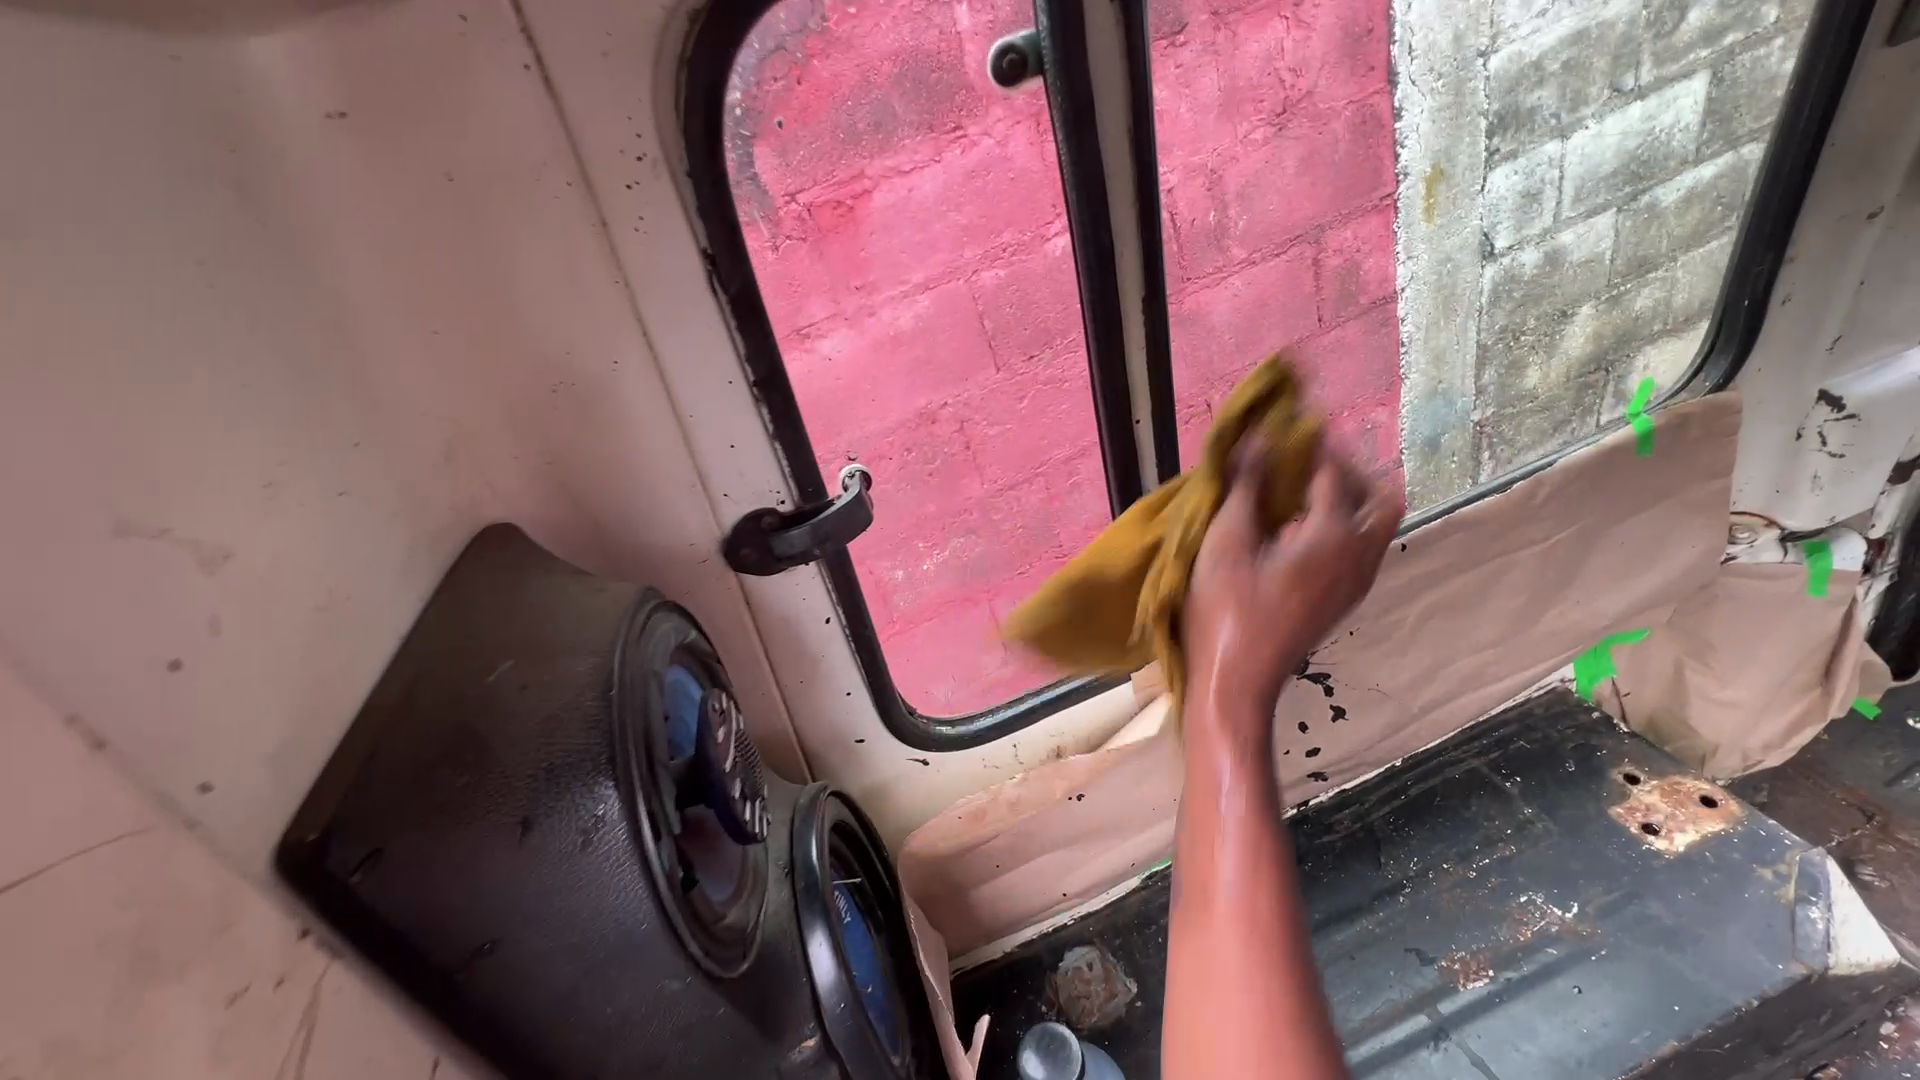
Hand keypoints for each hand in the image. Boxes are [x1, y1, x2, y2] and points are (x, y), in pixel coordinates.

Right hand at [1182, 442, 1402, 744]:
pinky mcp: (1344, 598)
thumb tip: (1258, 438)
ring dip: (1348, 496)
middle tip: (1302, 459)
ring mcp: (1357, 580)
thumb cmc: (1225, 608)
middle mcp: (1360, 554)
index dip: (1309, 443)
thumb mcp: (1227, 541)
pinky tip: (1295, 529)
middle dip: (1346, 467)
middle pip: (1380, 493)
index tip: (1285, 424)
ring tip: (1298, 491)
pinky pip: (1361, 545)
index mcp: (1335, 535)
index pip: (1333, 471)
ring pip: (1376, 522)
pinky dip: (1342, 524)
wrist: (1236, 680)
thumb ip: (1246, 486)